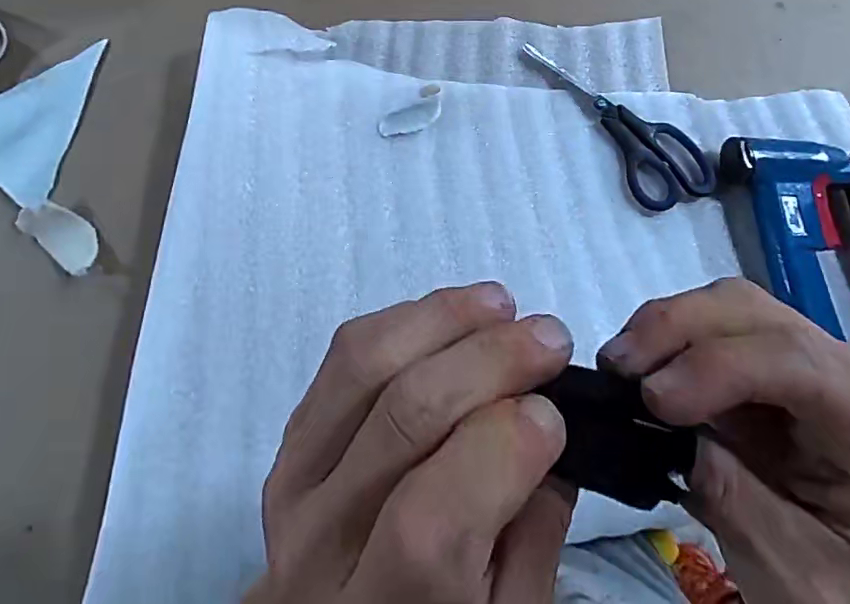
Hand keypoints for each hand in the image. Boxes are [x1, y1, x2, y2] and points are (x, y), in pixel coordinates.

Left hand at [246, 283, 577, 603]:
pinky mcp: (292, 437)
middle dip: (492, 358)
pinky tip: (454, 315)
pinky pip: (345, 355)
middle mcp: (323, 543)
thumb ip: (534, 535)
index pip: (433, 519)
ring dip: (446, 318)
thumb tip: (547, 421)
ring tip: (503, 306)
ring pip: (367, 364)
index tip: (557, 411)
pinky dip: (407, 318)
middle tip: (552, 338)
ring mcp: (297, 480)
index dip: (506, 445)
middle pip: (404, 417)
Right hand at [599, 278, 849, 603]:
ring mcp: (828, 370)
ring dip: (676, 325)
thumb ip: (737, 504)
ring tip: (623, 364)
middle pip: (769, 318)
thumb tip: (670, 431)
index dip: (723, 364)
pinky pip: (730, 332)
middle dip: (685, 327)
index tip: (654, 396)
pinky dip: (680, 341)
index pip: (806, 366)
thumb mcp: (799, 585)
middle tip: (619, 366)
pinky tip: (647, 366)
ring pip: (745, 309)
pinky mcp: (790, 373)